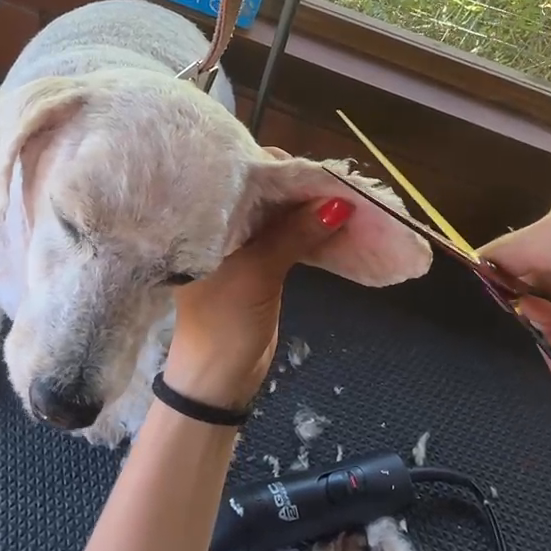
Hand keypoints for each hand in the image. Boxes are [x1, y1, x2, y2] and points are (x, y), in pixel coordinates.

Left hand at [163, 155, 353, 409]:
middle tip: (339, 185)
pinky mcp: (260, 261)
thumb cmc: (223, 321)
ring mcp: (241, 242)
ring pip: (280, 214)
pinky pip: (287, 235)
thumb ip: (294, 233)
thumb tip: (339, 201)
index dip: (280, 170)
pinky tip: (336, 223)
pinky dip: (309, 231)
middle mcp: (221, 222)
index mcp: (205, 216)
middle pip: (265, 192)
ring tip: (346, 202)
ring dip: (309, 210)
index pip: (243, 175)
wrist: (216, 381)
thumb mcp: (258, 272)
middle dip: (300, 188)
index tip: (316, 171)